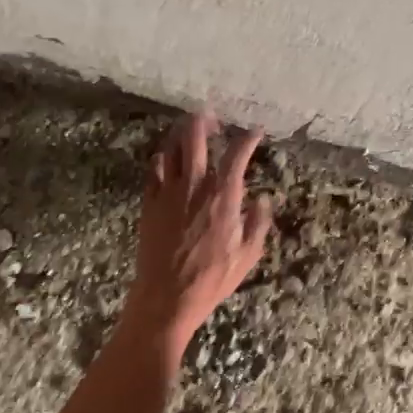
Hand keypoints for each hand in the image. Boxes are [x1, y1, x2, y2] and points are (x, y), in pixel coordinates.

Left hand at [122, 111, 272, 344]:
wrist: (167, 296)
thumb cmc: (212, 279)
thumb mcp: (248, 255)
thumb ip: (258, 223)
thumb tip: (263, 199)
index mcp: (224, 196)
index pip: (237, 153)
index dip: (248, 137)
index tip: (255, 132)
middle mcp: (195, 185)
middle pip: (195, 136)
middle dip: (204, 120)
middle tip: (211, 116)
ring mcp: (168, 191)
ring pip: (172, 147)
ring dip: (181, 133)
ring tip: (189, 130)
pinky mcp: (149, 202)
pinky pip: (154, 169)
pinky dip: (163, 157)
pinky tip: (168, 159)